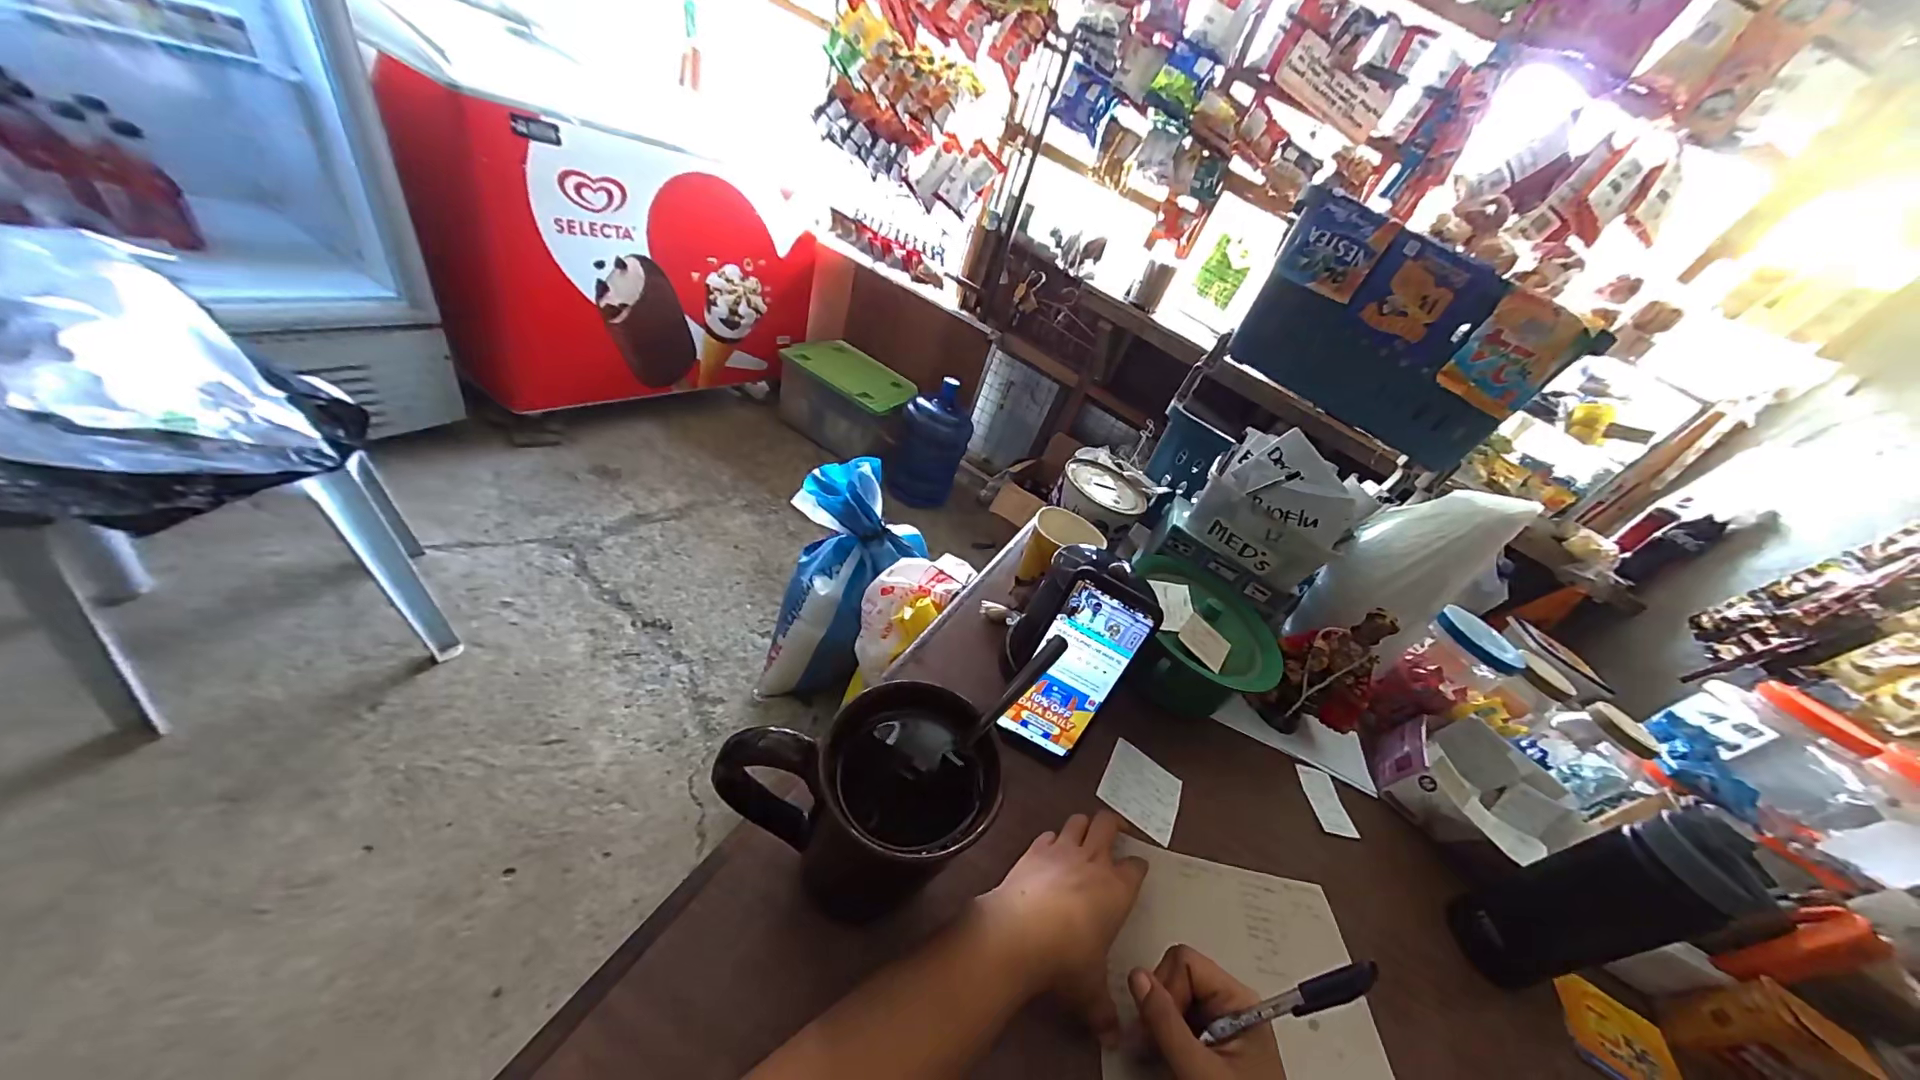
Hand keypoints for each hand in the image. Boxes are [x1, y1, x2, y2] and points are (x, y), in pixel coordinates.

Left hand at [978, 811, 1147, 1043]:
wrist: (1018, 933)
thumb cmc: (1066, 959)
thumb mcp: (1090, 992)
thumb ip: (1104, 1012)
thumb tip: (1113, 1038)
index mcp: (1117, 889)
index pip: (1136, 866)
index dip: (1137, 866)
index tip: (1136, 870)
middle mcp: (1093, 861)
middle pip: (1107, 824)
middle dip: (1113, 825)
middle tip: (1115, 833)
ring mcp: (1061, 850)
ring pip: (1077, 821)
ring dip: (1082, 826)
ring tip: (1083, 837)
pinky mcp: (1033, 849)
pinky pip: (1048, 834)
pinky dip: (1051, 839)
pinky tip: (1049, 851)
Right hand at [1129, 945, 1285, 1079]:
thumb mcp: (1200, 1072)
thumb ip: (1167, 1023)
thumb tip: (1138, 978)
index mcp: (1238, 1000)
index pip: (1185, 961)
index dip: (1165, 987)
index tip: (1160, 1025)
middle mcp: (1229, 1004)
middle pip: (1176, 975)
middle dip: (1159, 1006)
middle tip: (1155, 1043)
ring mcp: (1219, 1022)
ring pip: (1173, 997)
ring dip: (1159, 1023)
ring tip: (1160, 1054)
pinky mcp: (1210, 1040)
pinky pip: (1177, 1019)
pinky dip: (1164, 1035)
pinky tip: (1166, 1058)